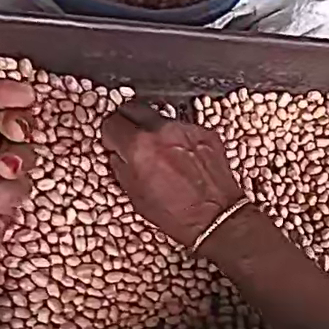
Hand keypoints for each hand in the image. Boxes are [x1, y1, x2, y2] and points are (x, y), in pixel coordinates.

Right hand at [100, 101, 245, 246]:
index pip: (111, 123)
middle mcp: (162, 131)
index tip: (114, 143)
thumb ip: (121, 168)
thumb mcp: (137, 197)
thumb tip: (117, 155)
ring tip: (161, 154)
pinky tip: (182, 158)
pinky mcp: (206, 133)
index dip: (110, 136)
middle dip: (128, 124)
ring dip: (155, 131)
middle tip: (131, 140)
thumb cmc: (179, 215)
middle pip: (133, 109)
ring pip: (160, 118)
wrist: (217, 219)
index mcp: (139, 146)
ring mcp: (186, 129)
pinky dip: (179, 139)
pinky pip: (184, 128)